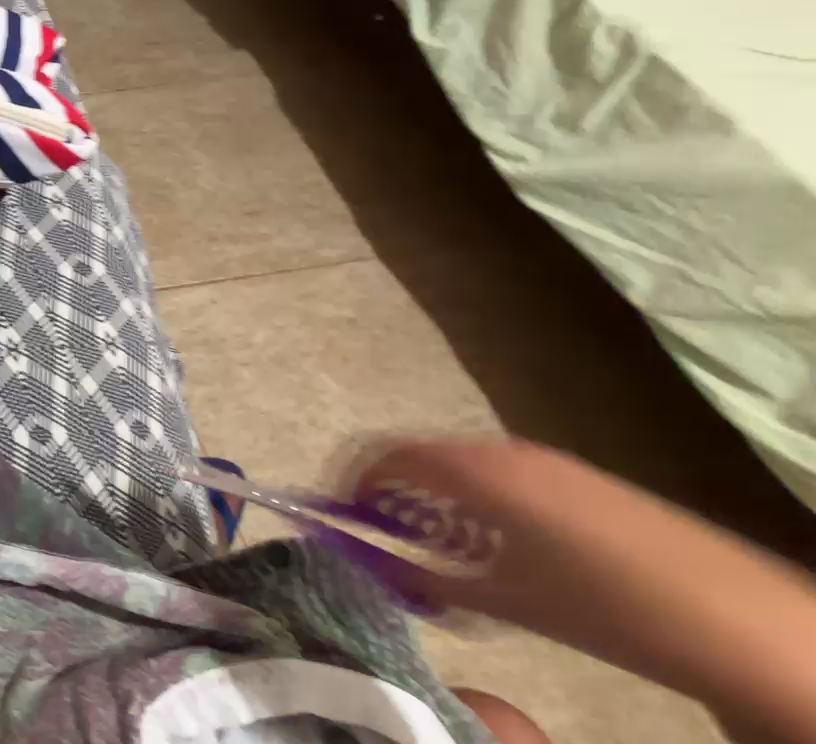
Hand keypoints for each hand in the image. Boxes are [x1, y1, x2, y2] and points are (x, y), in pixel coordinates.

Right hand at [339, 440, 815, 742]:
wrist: (730, 617)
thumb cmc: (595, 606)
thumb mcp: (496, 599)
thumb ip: (417, 576)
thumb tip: (359, 561)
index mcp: (474, 470)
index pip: (384, 455)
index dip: (352, 481)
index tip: (338, 515)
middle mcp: (501, 450)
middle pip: (420, 455)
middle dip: (392, 493)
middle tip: (384, 539)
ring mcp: (542, 458)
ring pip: (459, 465)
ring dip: (434, 497)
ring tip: (438, 548)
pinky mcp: (574, 474)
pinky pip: (497, 473)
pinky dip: (473, 498)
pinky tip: (494, 544)